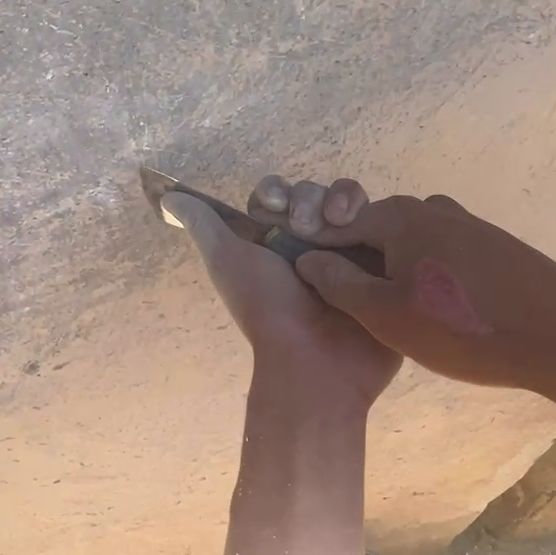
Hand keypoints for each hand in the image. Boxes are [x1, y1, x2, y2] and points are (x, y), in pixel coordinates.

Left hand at [164, 186, 400, 408]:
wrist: (315, 362)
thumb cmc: (265, 307)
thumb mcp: (227, 260)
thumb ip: (202, 224)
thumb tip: (168, 197)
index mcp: (273, 239)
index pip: (277, 194)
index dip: (275, 192)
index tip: (272, 204)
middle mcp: (311, 242)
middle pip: (314, 195)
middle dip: (310, 200)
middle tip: (307, 228)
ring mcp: (349, 254)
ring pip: (351, 205)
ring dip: (344, 203)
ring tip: (338, 226)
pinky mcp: (382, 265)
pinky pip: (387, 228)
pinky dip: (378, 221)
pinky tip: (368, 231)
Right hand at [256, 184, 555, 409]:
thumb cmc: (464, 329)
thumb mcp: (385, 315)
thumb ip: (337, 281)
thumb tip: (306, 257)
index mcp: (396, 216)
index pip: (333, 225)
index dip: (315, 252)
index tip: (309, 284)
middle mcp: (428, 207)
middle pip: (372, 231)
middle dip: (358, 263)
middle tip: (362, 310)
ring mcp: (466, 222)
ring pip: (409, 243)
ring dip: (396, 271)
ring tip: (406, 315)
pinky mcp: (496, 244)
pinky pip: (443, 253)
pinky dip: (431, 274)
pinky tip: (444, 311)